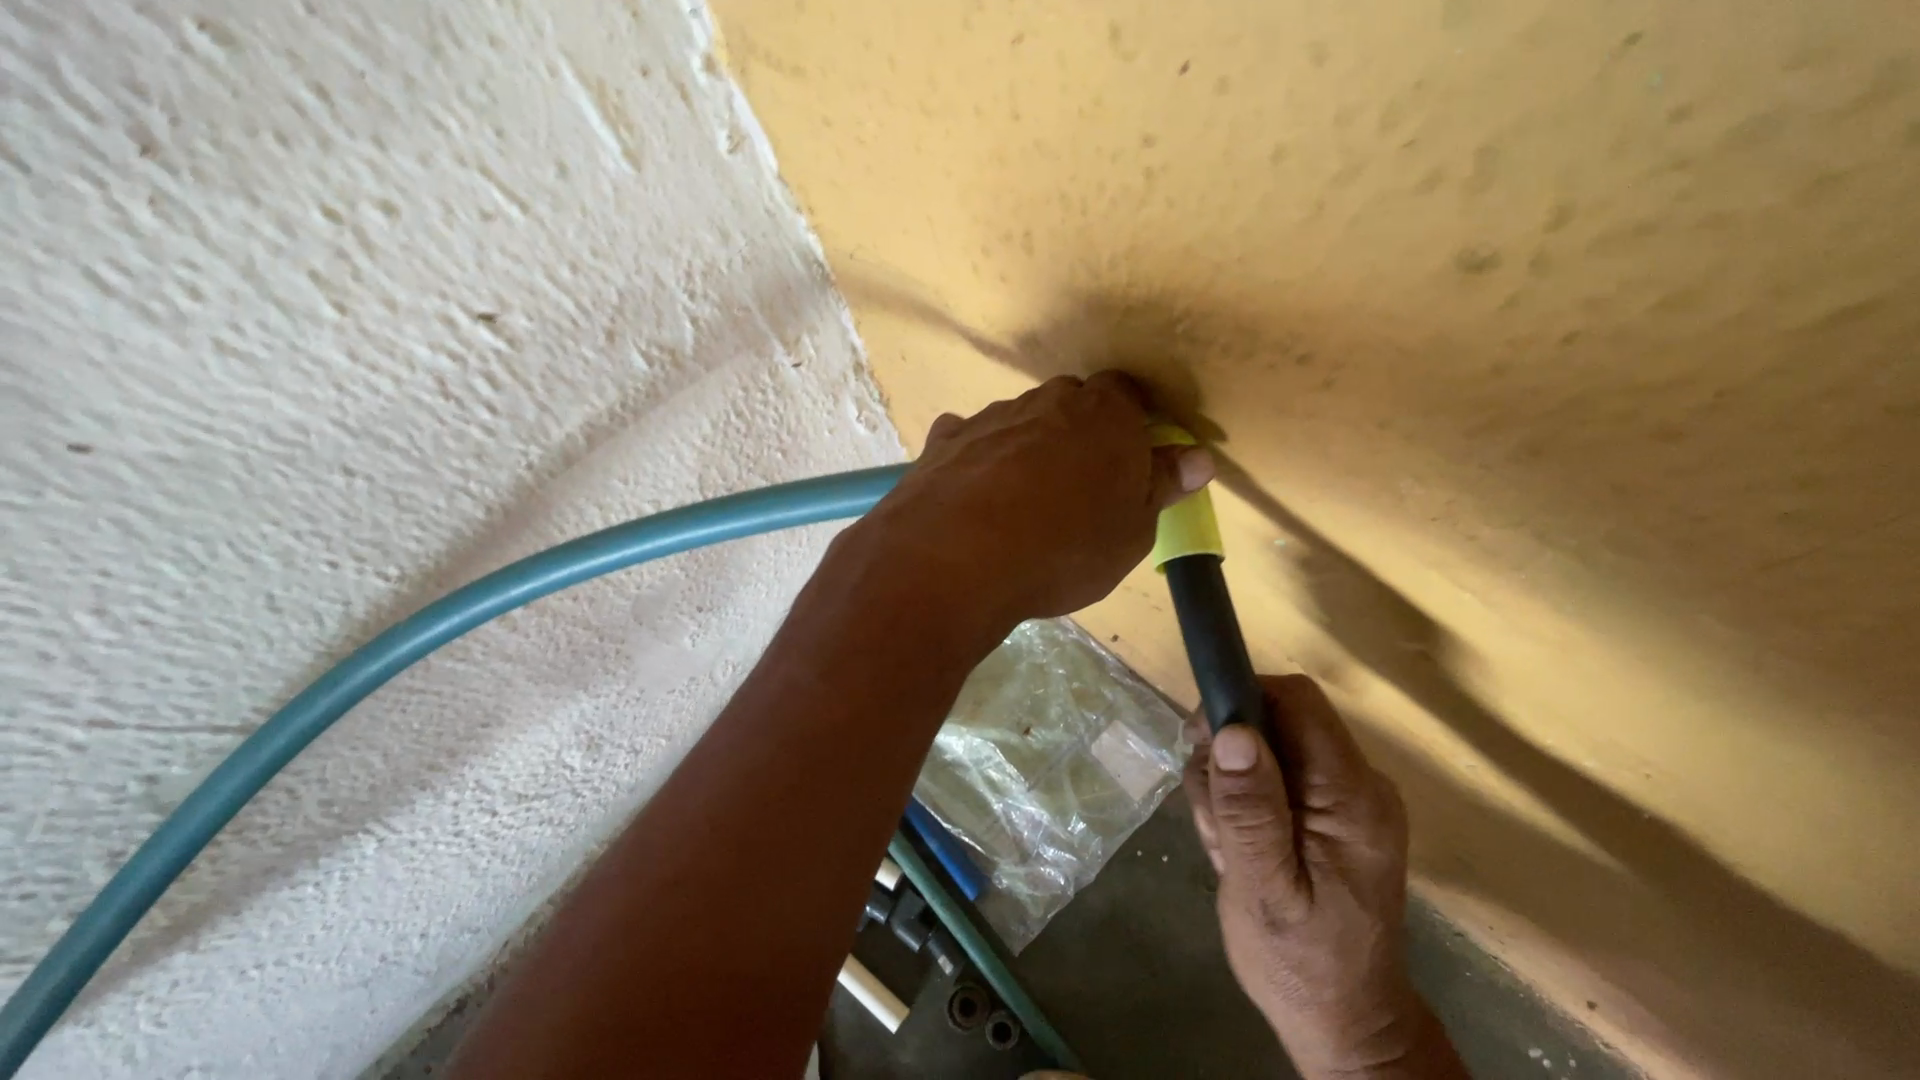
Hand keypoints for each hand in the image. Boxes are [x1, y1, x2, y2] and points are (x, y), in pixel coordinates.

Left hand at [856, 372, 1213, 629]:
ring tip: (1026, 499)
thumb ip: (1161, 486)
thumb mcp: (1132, 531)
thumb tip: (1197, 458)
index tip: (1132, 457)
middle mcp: (1047, 401)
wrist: (956, 559)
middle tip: (1082, 483)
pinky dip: (977, 457)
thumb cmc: (1066, 548)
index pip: (1127, 394)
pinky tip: (974, 491)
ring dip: (1029, 445)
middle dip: (1079, 431)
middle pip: (1071, 402)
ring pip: (1020, 419)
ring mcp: (991, 417)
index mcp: (1105, 413)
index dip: (1132, 422)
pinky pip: (969, 440)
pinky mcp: (945, 442)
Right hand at [1186, 675, 1467, 1078]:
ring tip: (1228, 850)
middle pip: (1277, 721)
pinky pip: (1276, 779)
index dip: (1242, 700)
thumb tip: (1233, 730)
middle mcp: (1359, 784)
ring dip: (1232, 789)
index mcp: (1351, 796)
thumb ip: (1248, 810)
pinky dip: (1245, 807)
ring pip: (1268, 749)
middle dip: (1229, 760)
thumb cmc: (1299, 963)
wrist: (1345, 1022)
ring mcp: (1348, 800)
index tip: (1202, 744)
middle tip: (1215, 825)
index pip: (1297, 700)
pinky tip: (1241, 853)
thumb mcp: (1262, 889)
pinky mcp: (1332, 816)